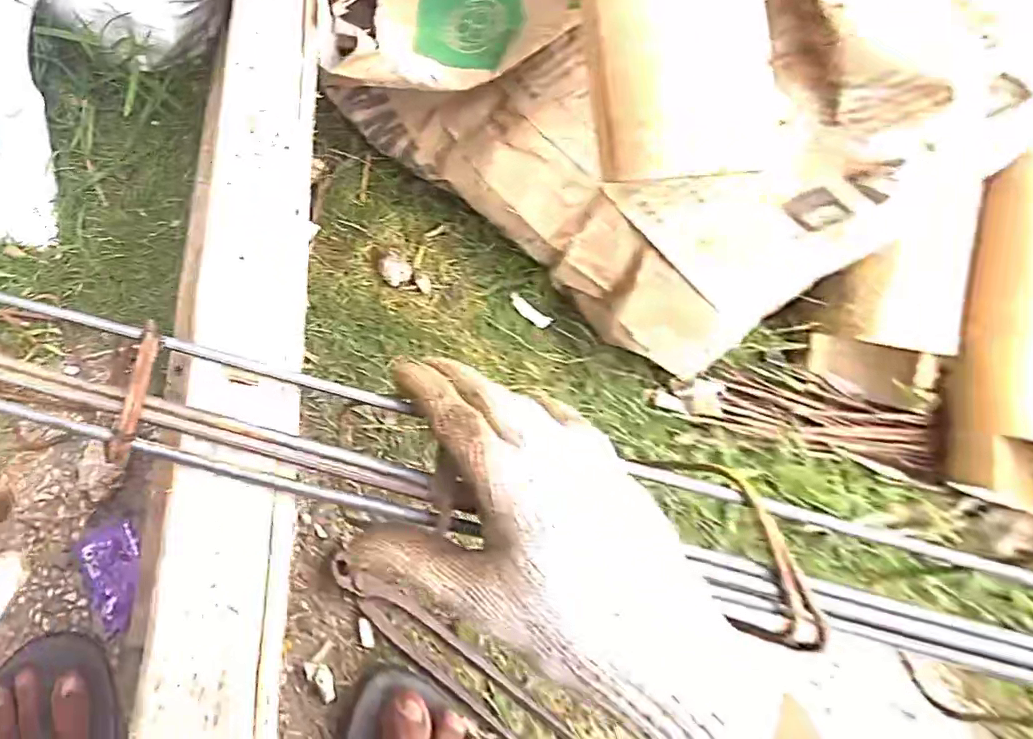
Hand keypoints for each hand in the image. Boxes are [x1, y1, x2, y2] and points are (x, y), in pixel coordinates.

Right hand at [344, 359, 786, 738]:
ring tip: (467, 413)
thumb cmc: (575, 633)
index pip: (454, 413)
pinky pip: (567, 420)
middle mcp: (550, 458)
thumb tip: (354, 547)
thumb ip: (411, 561)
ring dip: (489, 394)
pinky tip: (533, 429)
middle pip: (489, 393)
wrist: (678, 665)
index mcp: (511, 481)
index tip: (399, 369)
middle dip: (450, 376)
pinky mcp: (618, 475)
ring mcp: (590, 462)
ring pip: (526, 402)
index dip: (421, 385)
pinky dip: (535, 410)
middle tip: (422, 373)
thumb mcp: (479, 599)